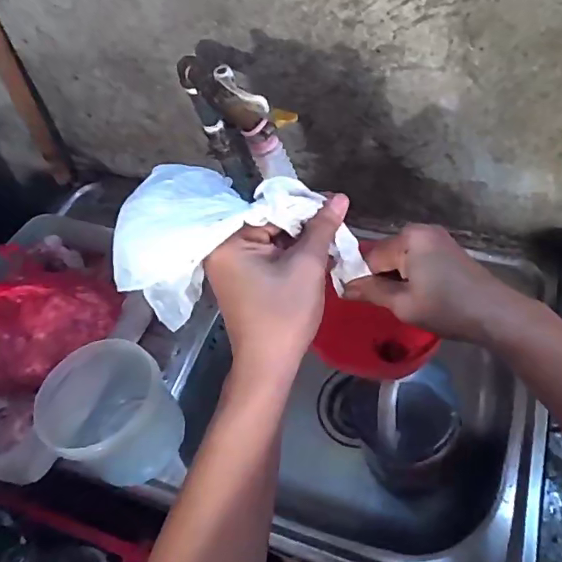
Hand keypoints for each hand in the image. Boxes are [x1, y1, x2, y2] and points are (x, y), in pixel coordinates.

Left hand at [203, 194, 350, 380]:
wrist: (270, 365)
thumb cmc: (285, 314)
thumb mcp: (307, 265)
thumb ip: (322, 227)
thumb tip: (339, 197)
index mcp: (228, 242)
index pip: (270, 209)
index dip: (303, 205)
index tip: (332, 203)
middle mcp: (222, 250)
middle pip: (270, 223)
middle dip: (303, 224)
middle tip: (335, 220)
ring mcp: (231, 266)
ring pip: (273, 239)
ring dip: (301, 240)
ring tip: (332, 237)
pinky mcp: (242, 279)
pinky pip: (269, 256)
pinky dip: (291, 255)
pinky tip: (318, 254)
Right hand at [343, 224, 533, 344]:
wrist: (495, 313)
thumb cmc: (447, 308)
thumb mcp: (404, 305)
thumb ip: (371, 292)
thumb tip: (345, 287)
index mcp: (408, 238)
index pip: (370, 256)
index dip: (363, 279)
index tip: (361, 301)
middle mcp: (421, 230)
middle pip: (386, 254)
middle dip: (382, 277)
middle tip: (387, 304)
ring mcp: (437, 237)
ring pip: (402, 257)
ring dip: (398, 277)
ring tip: (405, 302)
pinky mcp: (448, 248)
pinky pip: (418, 258)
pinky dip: (413, 274)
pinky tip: (421, 294)